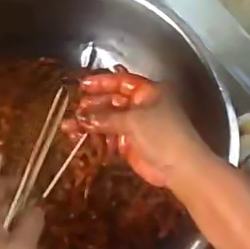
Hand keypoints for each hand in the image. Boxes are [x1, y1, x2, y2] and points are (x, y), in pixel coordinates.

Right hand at [70, 69, 214, 187]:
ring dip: (90, 123)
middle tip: (76, 108)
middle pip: (112, 100)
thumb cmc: (162, 134)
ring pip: (108, 120)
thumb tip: (82, 117)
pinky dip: (95, 137)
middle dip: (92, 104)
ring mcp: (136, 125)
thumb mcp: (133, 120)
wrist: (179, 167)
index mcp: (149, 92)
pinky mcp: (130, 144)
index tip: (82, 85)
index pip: (121, 81)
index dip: (101, 82)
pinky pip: (108, 137)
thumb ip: (105, 117)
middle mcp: (142, 106)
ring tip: (69, 126)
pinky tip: (79, 137)